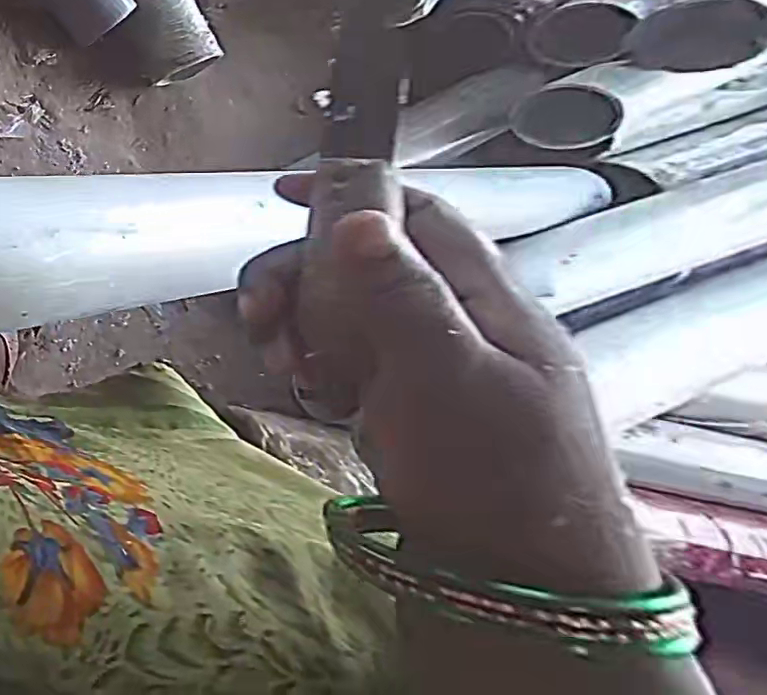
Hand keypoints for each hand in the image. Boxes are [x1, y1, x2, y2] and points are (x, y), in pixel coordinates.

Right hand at [236, 177, 660, 594]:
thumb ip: (402, 294)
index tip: (286, 190)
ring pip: (328, 304)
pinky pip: (325, 348)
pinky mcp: (384, 386)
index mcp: (478, 298)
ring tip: (280, 362)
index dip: (353, 191)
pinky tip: (307, 389)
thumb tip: (357, 216)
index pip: (415, 215)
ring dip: (288, 322)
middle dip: (293, 277)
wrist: (505, 576)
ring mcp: (411, 352)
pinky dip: (302, 360)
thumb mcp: (447, 377)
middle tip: (260, 312)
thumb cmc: (493, 473)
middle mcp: (441, 315)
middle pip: (349, 260)